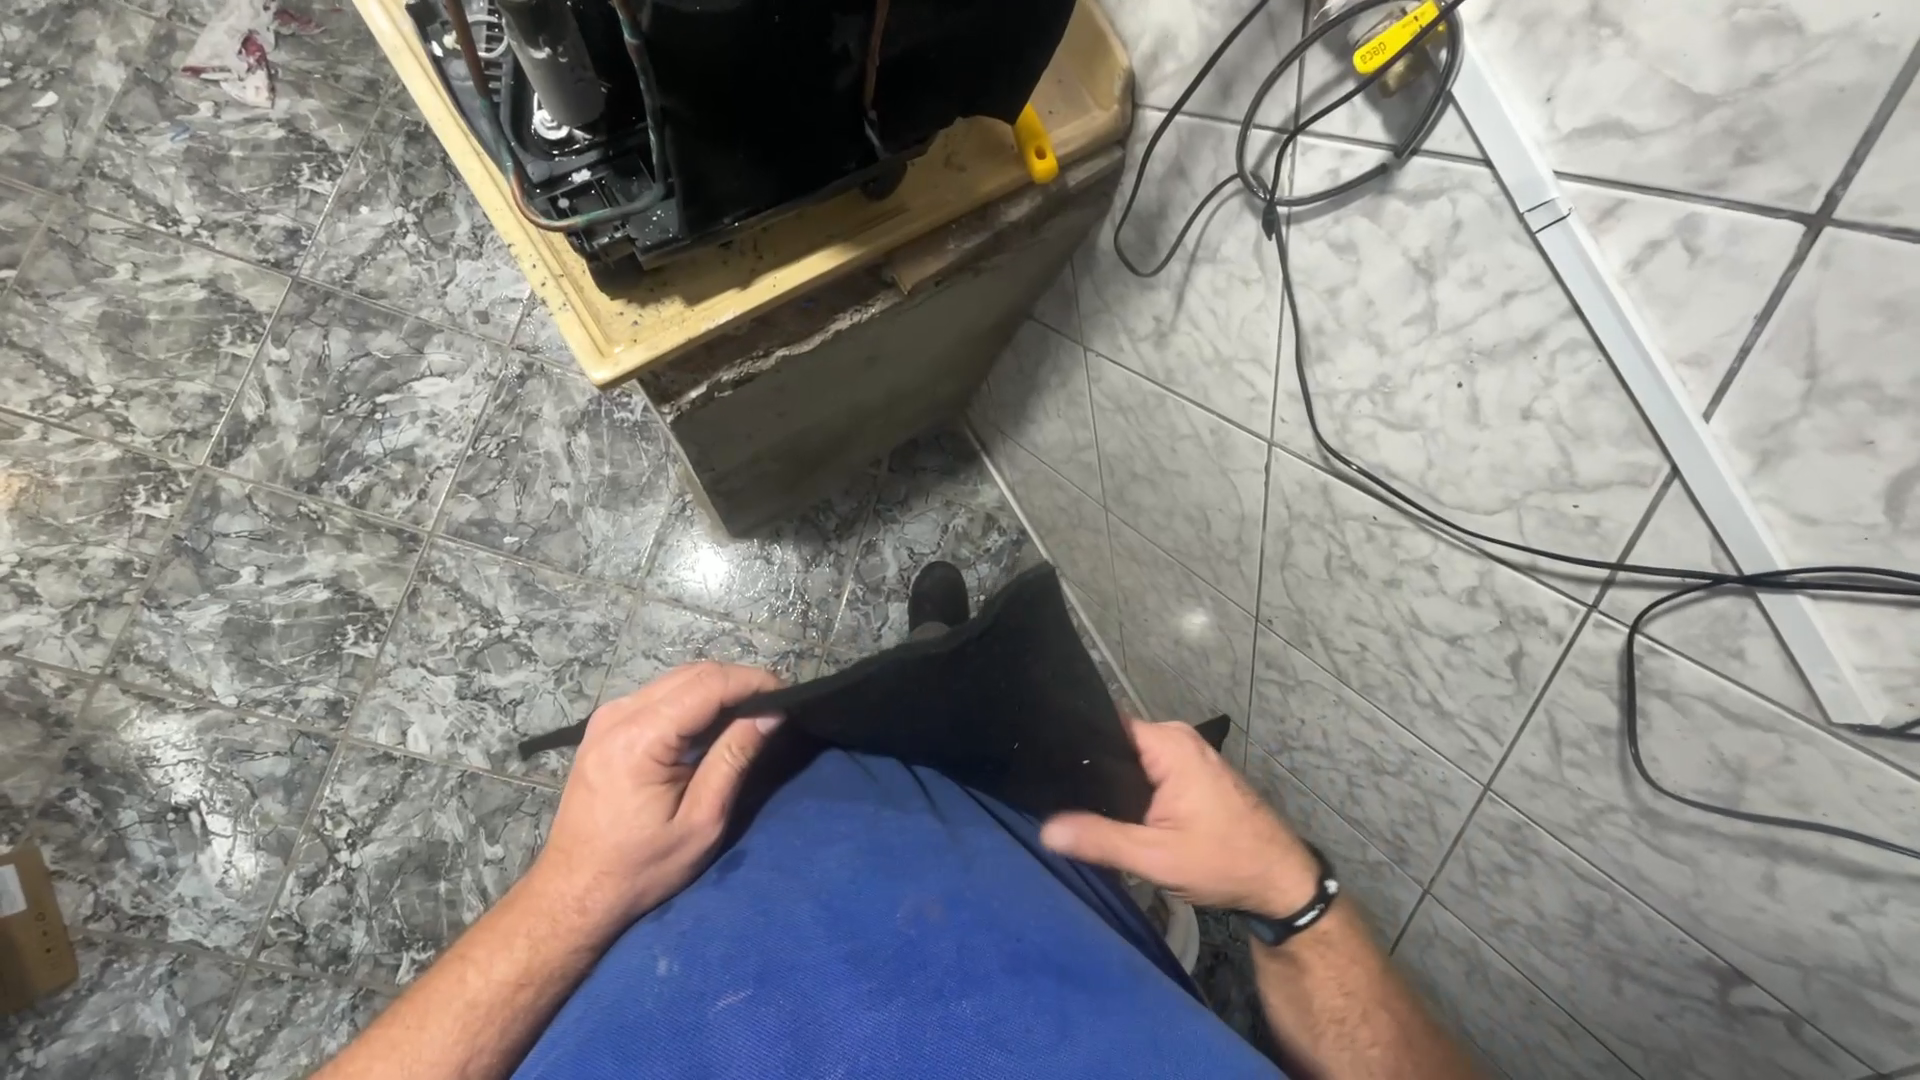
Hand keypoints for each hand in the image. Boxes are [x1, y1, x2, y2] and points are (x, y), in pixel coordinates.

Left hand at [526, 662, 784, 927]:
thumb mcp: (702, 820)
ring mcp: (608, 716)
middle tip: (776, 706)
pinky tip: (716, 722)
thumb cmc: (641, 867)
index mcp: (639, 739)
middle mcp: (618, 715)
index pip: (708, 684)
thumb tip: (771, 714)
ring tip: (753, 712)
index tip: (789, 696)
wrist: (574, 892)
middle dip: (741, 681)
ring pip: (678, 678)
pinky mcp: (607, 725)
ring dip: (719, 688)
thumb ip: (734, 759)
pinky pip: (662, 693)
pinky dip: (696, 698)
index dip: (754, 682)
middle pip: (694, 673)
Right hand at [1041, 719, 1320, 918]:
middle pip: (1115, 743)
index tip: (1044, 767)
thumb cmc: (1224, 862)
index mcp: (1168, 743)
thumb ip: (1099, 839)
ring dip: (1110, 781)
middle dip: (1089, 768)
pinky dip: (1131, 788)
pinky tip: (1109, 808)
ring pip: (1131, 759)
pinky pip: (1148, 769)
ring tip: (1071, 802)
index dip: (1075, 747)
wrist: (1282, 882)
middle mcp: (1177, 737)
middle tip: (1052, 794)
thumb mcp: (1156, 857)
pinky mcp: (1191, 773)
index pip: (1105, 726)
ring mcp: (1187, 754)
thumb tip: (1046, 830)